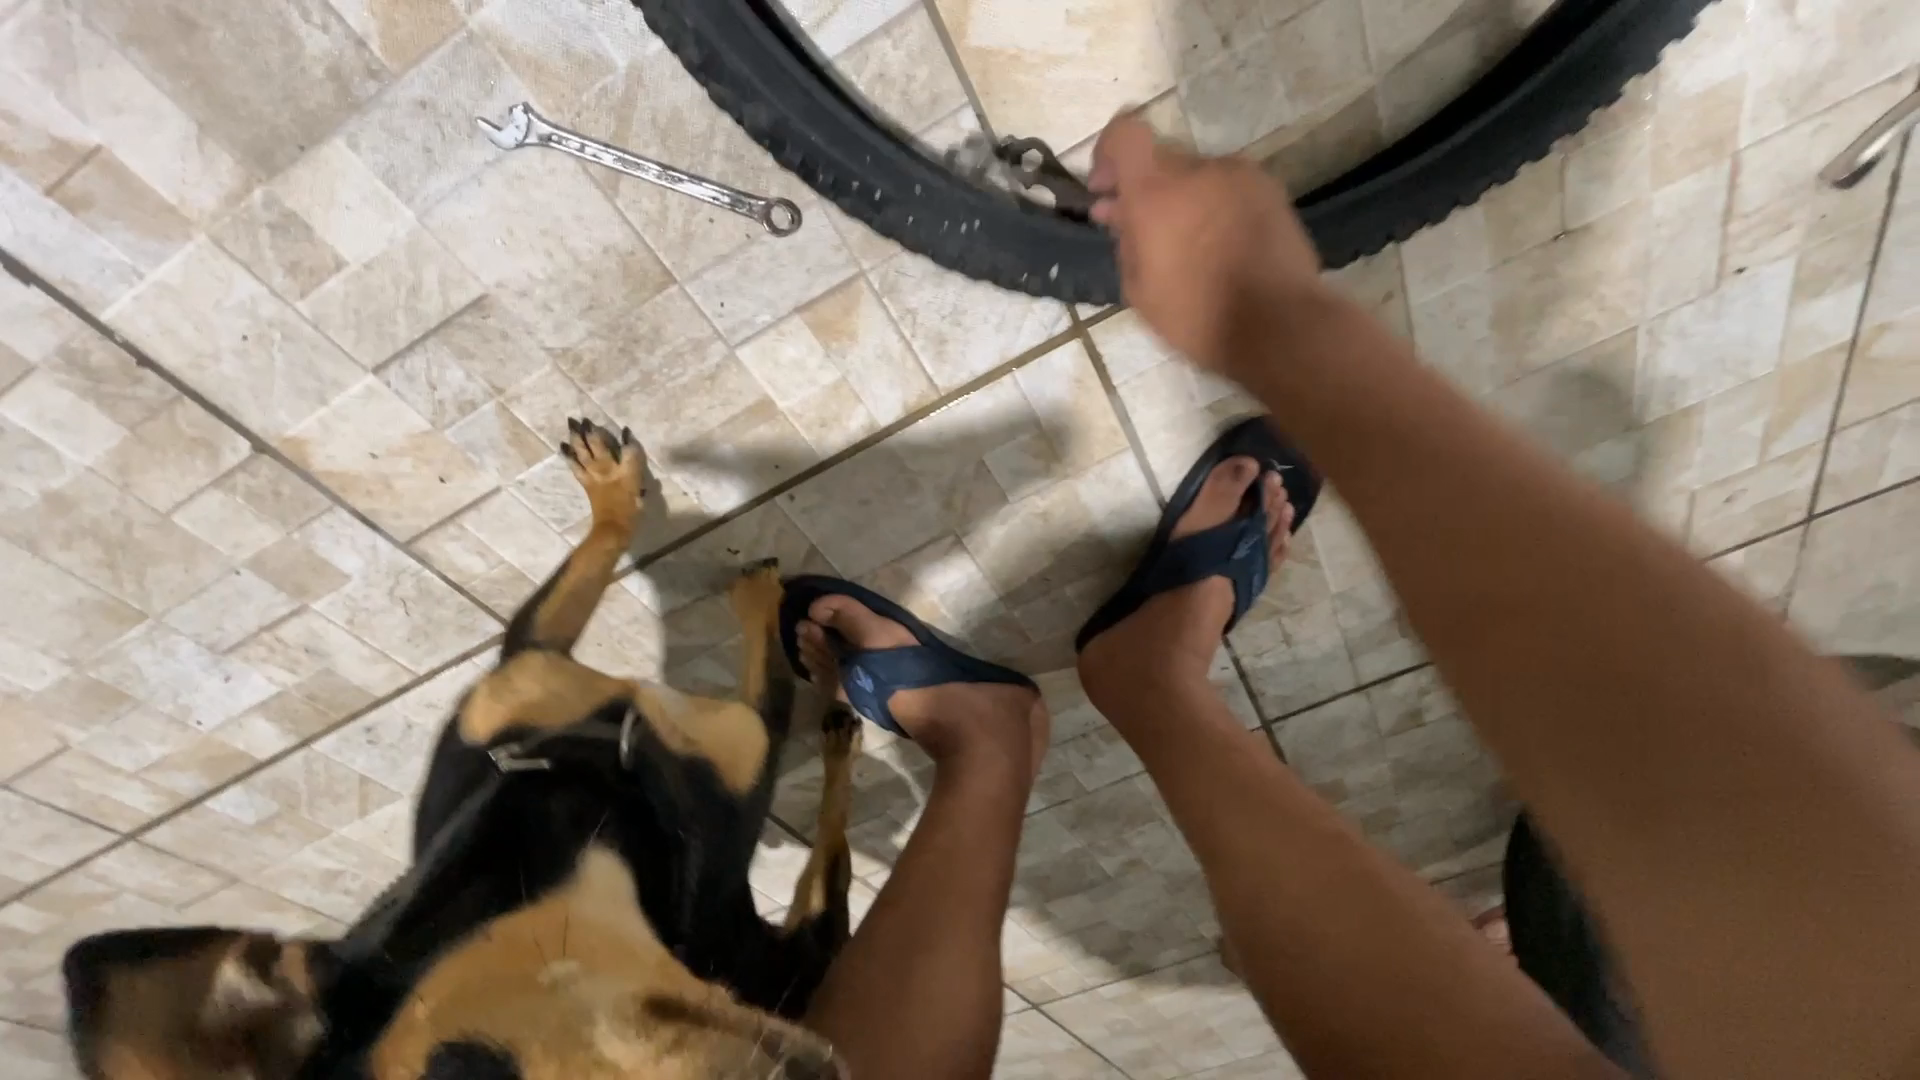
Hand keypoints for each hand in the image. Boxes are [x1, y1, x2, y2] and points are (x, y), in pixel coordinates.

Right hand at [1089, 115, 1328, 373]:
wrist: (1275, 324)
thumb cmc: (1195, 315)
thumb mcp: (1139, 289)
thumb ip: (1124, 240)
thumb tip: (1118, 211)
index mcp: (1155, 193)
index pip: (1125, 134)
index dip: (1109, 151)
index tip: (1104, 186)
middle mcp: (1197, 170)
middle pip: (1160, 160)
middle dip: (1145, 189)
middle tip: (1139, 228)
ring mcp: (1238, 175)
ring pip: (1196, 176)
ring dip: (1183, 200)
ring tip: (1185, 245)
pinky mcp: (1269, 188)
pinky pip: (1227, 187)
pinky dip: (1214, 206)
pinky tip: (1218, 245)